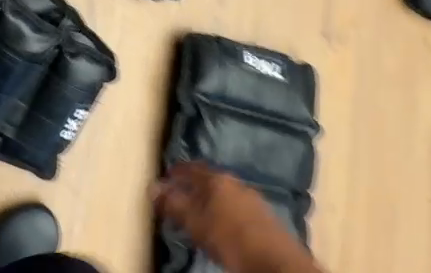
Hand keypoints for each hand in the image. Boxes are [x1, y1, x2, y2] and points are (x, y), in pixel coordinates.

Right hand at [152, 163, 321, 272]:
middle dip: (194, 187)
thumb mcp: (195, 223)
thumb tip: (152, 186)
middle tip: (181, 198)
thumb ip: (173, 204)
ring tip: (201, 216)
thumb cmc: (231, 239)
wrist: (278, 264)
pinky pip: (239, 208)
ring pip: (225, 194)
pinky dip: (227, 213)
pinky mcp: (266, 217)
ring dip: (212, 202)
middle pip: (209, 180)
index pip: (190, 168)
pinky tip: (225, 227)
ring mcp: (254, 199)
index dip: (176, 172)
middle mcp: (236, 182)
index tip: (165, 178)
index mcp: (216, 179)